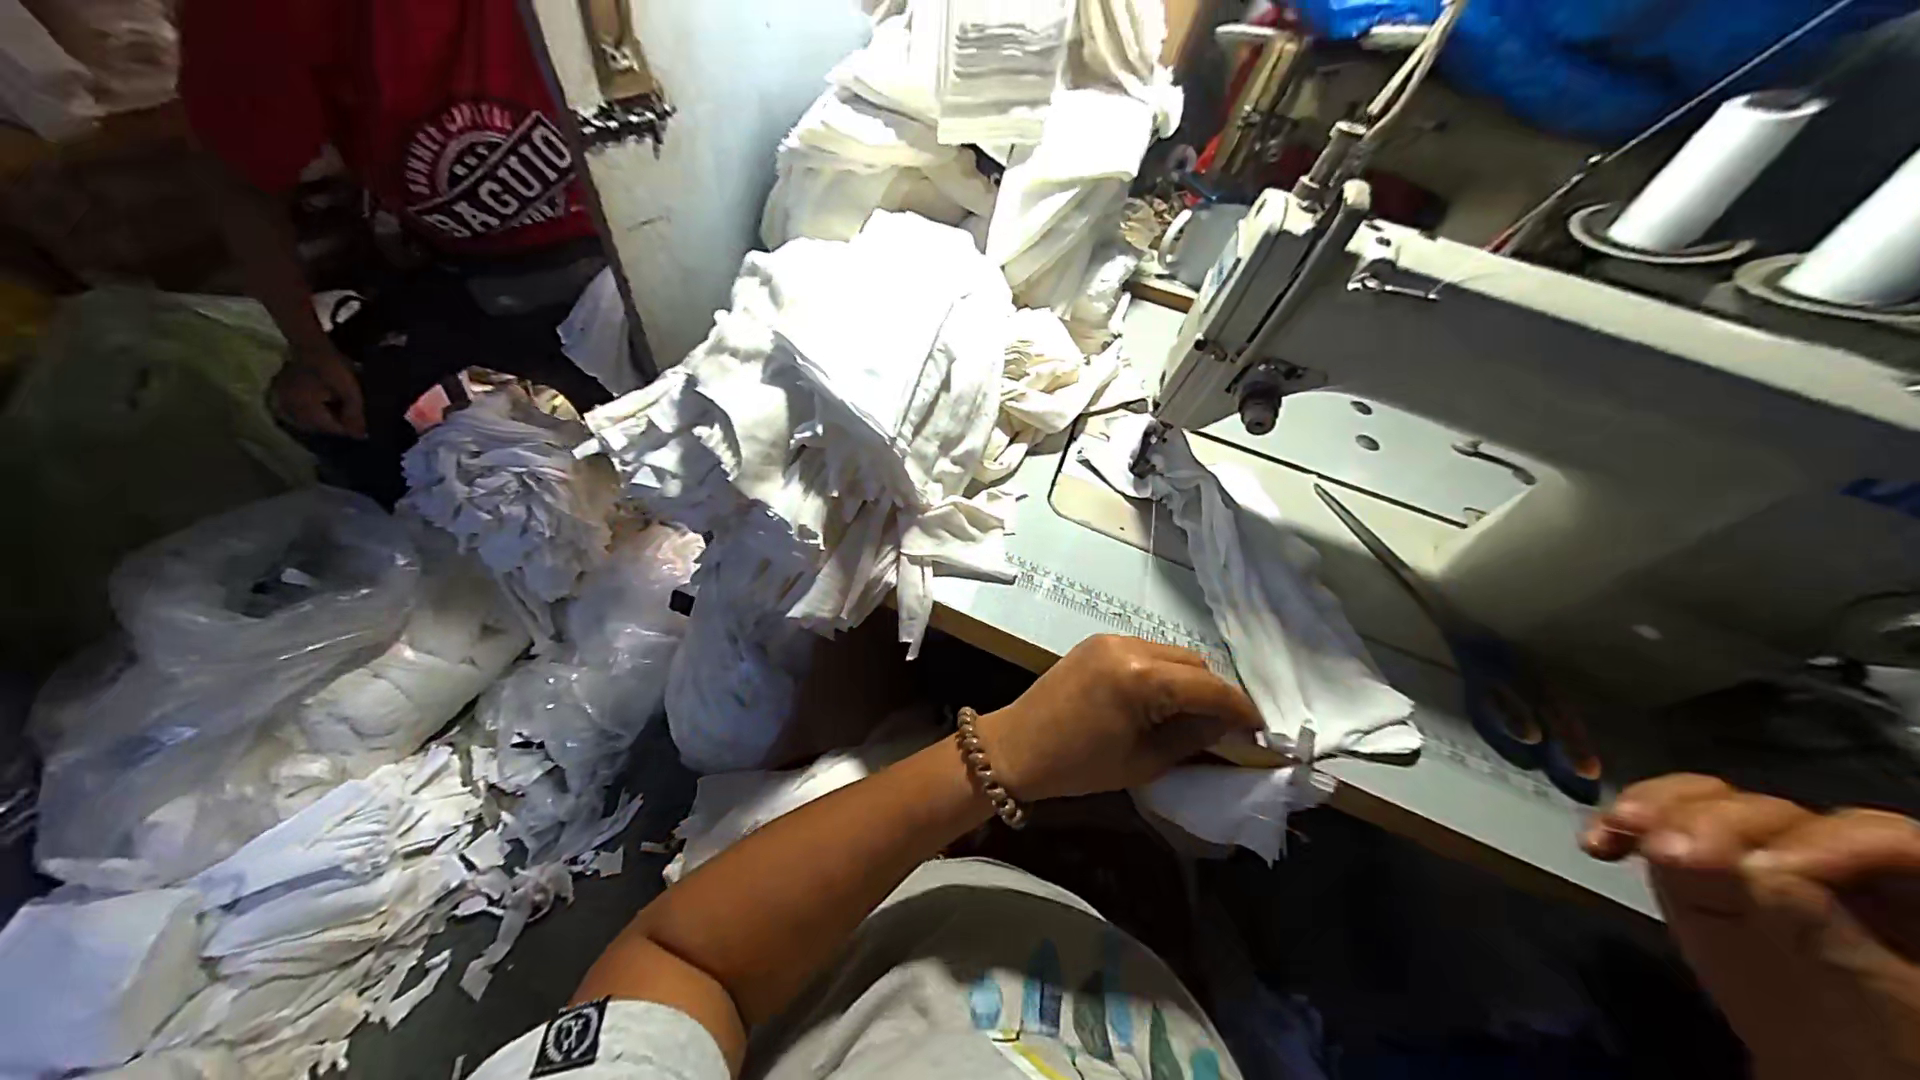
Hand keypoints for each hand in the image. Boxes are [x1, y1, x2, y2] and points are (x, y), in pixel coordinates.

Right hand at [271, 344, 365, 437]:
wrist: (311, 346)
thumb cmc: (333, 368)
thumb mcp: (350, 392)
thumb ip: (355, 414)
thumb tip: (360, 437)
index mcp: (303, 407)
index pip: (329, 429)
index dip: (349, 430)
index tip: (366, 427)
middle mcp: (288, 407)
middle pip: (318, 427)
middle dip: (338, 426)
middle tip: (357, 421)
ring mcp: (283, 401)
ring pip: (310, 421)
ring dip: (328, 421)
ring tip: (346, 414)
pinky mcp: (284, 396)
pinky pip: (302, 412)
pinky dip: (317, 413)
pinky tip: (330, 407)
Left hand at [973, 635, 1263, 802]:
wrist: (1016, 747)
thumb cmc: (1079, 765)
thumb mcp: (1145, 761)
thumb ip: (1194, 738)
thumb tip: (1230, 728)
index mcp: (1142, 678)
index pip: (1210, 688)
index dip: (1241, 711)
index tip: (1261, 732)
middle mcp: (1130, 646)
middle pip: (1195, 663)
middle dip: (1216, 694)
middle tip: (1226, 728)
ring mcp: (1112, 639)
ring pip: (1173, 654)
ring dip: (1190, 681)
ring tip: (1193, 716)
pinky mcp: (1098, 641)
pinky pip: (1147, 651)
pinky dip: (1163, 672)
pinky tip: (1160, 699)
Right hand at [1583, 774, 1919, 1079]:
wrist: (1828, 1072)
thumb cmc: (1879, 1047)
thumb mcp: (1868, 994)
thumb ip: (1812, 926)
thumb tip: (1735, 864)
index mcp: (1906, 882)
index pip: (1871, 833)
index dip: (1821, 839)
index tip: (1764, 870)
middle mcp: (1829, 851)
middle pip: (1771, 812)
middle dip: (1712, 824)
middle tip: (1669, 851)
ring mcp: (1755, 852)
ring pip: (1705, 804)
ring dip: (1655, 811)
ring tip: (1618, 831)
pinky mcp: (1695, 861)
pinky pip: (1656, 826)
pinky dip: (1622, 828)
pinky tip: (1598, 844)